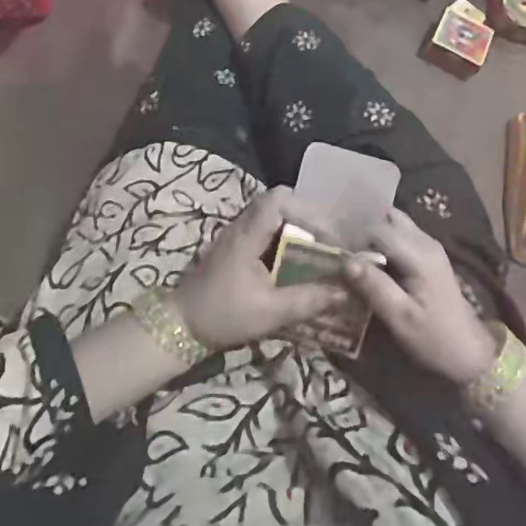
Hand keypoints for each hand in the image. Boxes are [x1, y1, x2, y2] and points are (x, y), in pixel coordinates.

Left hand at [172, 188, 347, 350]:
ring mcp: (237, 236)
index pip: (279, 199)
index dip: (309, 212)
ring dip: (298, 231)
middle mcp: (242, 226)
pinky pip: (266, 232)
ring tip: (320, 254)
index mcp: (248, 233)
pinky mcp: (235, 249)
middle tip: (329, 246)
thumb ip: (309, 299)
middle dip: (309, 221)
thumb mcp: (270, 312)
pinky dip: (286, 241)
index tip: (328, 238)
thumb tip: (346, 291)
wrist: (179, 326)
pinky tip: (298, 265)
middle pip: (280, 204)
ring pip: (273, 217)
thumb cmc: (223, 315)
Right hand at [343, 209, 498, 385]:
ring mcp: (429, 248)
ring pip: (394, 224)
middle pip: (387, 217)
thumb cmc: (435, 339)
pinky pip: (400, 236)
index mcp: (419, 254)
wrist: (471, 355)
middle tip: (340, 247)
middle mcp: (425, 242)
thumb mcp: (401, 318)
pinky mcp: (429, 257)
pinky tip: (369, 261)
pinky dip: (382, 242)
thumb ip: (374, 287)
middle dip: (362, 227)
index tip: (333, 250)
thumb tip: (345, 261)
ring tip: (351, 253)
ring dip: (372, 233)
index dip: (352, 235)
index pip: (377, 228)